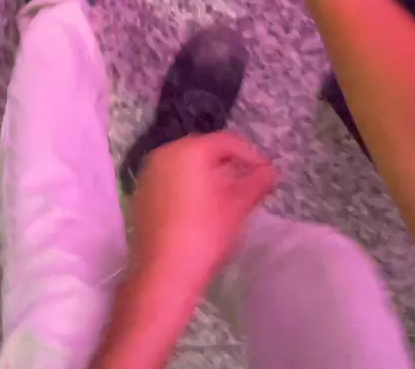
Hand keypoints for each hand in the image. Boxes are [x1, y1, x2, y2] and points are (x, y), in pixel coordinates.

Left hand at [128, 132, 277, 290]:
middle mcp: (165, 152)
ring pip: (186, 163)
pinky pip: (171, 177)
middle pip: (204, 149)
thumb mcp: (237, 208)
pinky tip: (201, 206)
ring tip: (227, 195)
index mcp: (189, 150)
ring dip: (208, 173)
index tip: (266, 172)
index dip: (249, 155)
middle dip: (228, 163)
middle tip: (248, 181)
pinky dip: (188, 184)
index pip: (225, 142)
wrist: (163, 273)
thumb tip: (272, 171)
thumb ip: (256, 184)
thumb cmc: (204, 235)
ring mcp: (150, 172)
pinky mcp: (142, 191)